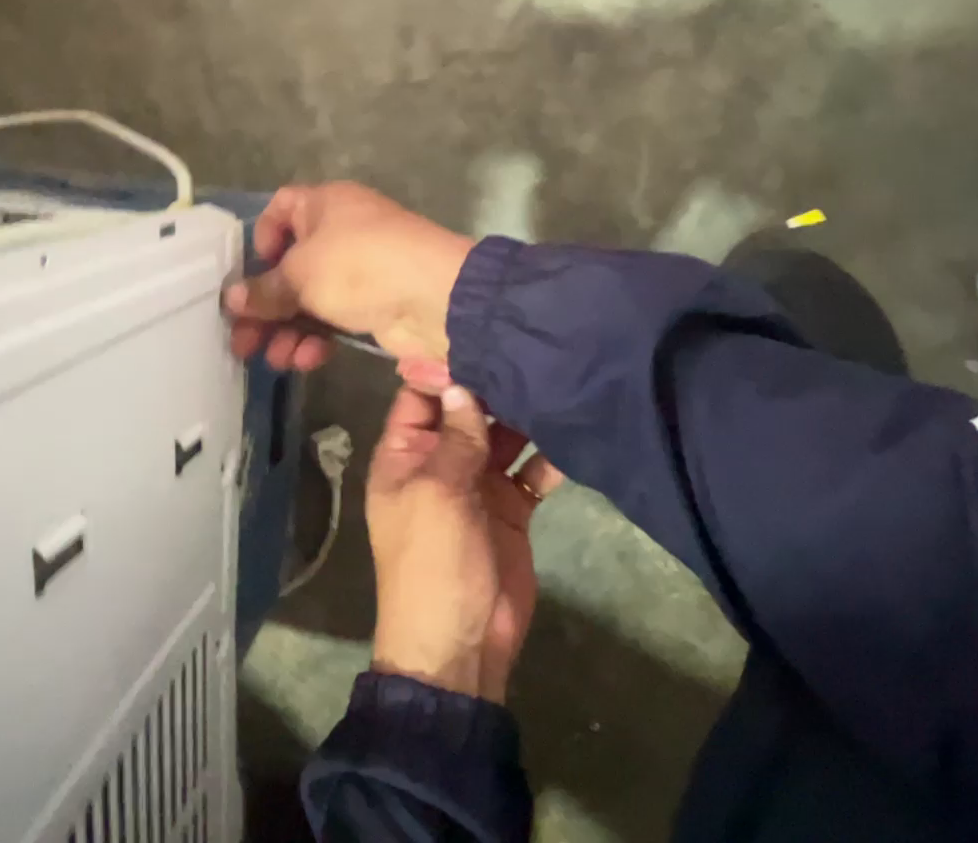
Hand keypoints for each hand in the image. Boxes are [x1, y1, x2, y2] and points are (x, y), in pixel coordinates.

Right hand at [223, 182, 471, 369]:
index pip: (280, 209)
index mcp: (324, 205)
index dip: (261, 238)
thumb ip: (264, 290)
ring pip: (310, 299)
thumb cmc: (359, 267)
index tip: (251, 271)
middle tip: (243, 341)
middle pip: (290, 267)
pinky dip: (316, 338)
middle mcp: (341, 232)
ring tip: (274, 360)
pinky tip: (305, 360)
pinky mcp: (373, 305)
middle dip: (265, 306)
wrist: (436, 298)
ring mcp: (360, 270)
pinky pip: (333, 319)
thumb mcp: (301, 275)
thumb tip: (231, 300)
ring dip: (287, 331)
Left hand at [365, 383, 562, 702]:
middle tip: (534, 351)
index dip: (445, 371)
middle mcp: (438, 463)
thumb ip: (454, 439)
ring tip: (559, 382)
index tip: (482, 336)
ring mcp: (476, 485)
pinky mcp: (511, 508)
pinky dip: (548, 456)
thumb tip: (464, 385)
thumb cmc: (433, 562)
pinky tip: (574, 430)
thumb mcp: (438, 494)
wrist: (460, 642)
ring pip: (501, 438)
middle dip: (494, 389)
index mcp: (403, 456)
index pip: (420, 398)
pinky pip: (529, 472)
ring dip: (525, 418)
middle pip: (466, 414)